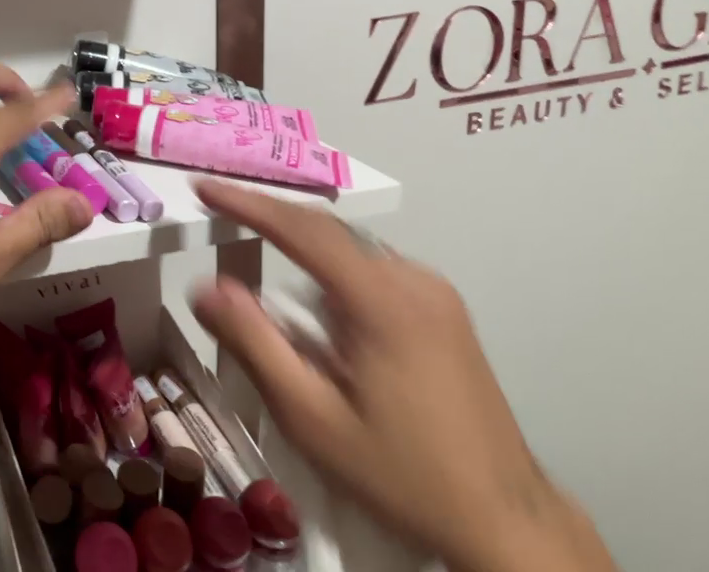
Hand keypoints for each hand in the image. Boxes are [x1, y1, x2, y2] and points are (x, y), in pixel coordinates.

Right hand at [189, 181, 616, 571]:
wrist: (505, 521)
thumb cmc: (401, 474)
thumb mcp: (311, 417)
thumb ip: (254, 344)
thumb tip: (204, 287)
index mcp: (383, 301)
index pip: (303, 229)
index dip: (246, 202)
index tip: (203, 187)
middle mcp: (415, 281)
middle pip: (328, 231)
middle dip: (270, 218)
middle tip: (218, 213)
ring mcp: (436, 294)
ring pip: (350, 251)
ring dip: (302, 252)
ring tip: (257, 260)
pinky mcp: (444, 312)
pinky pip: (373, 271)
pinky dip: (331, 273)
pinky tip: (315, 310)